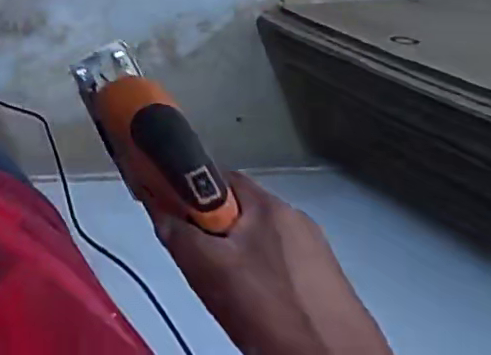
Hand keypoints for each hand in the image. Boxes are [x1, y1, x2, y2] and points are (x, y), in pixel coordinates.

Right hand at [155, 173, 391, 354]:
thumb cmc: (272, 313)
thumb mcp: (208, 270)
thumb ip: (177, 232)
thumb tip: (159, 211)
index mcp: (270, 204)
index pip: (216, 176)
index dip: (189, 193)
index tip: (177, 220)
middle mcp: (297, 218)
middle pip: (238, 211)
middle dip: (213, 233)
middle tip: (203, 266)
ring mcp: (318, 254)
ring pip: (258, 243)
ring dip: (237, 260)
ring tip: (232, 296)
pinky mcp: (331, 287)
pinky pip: (281, 269)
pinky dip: (263, 282)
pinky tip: (261, 313)